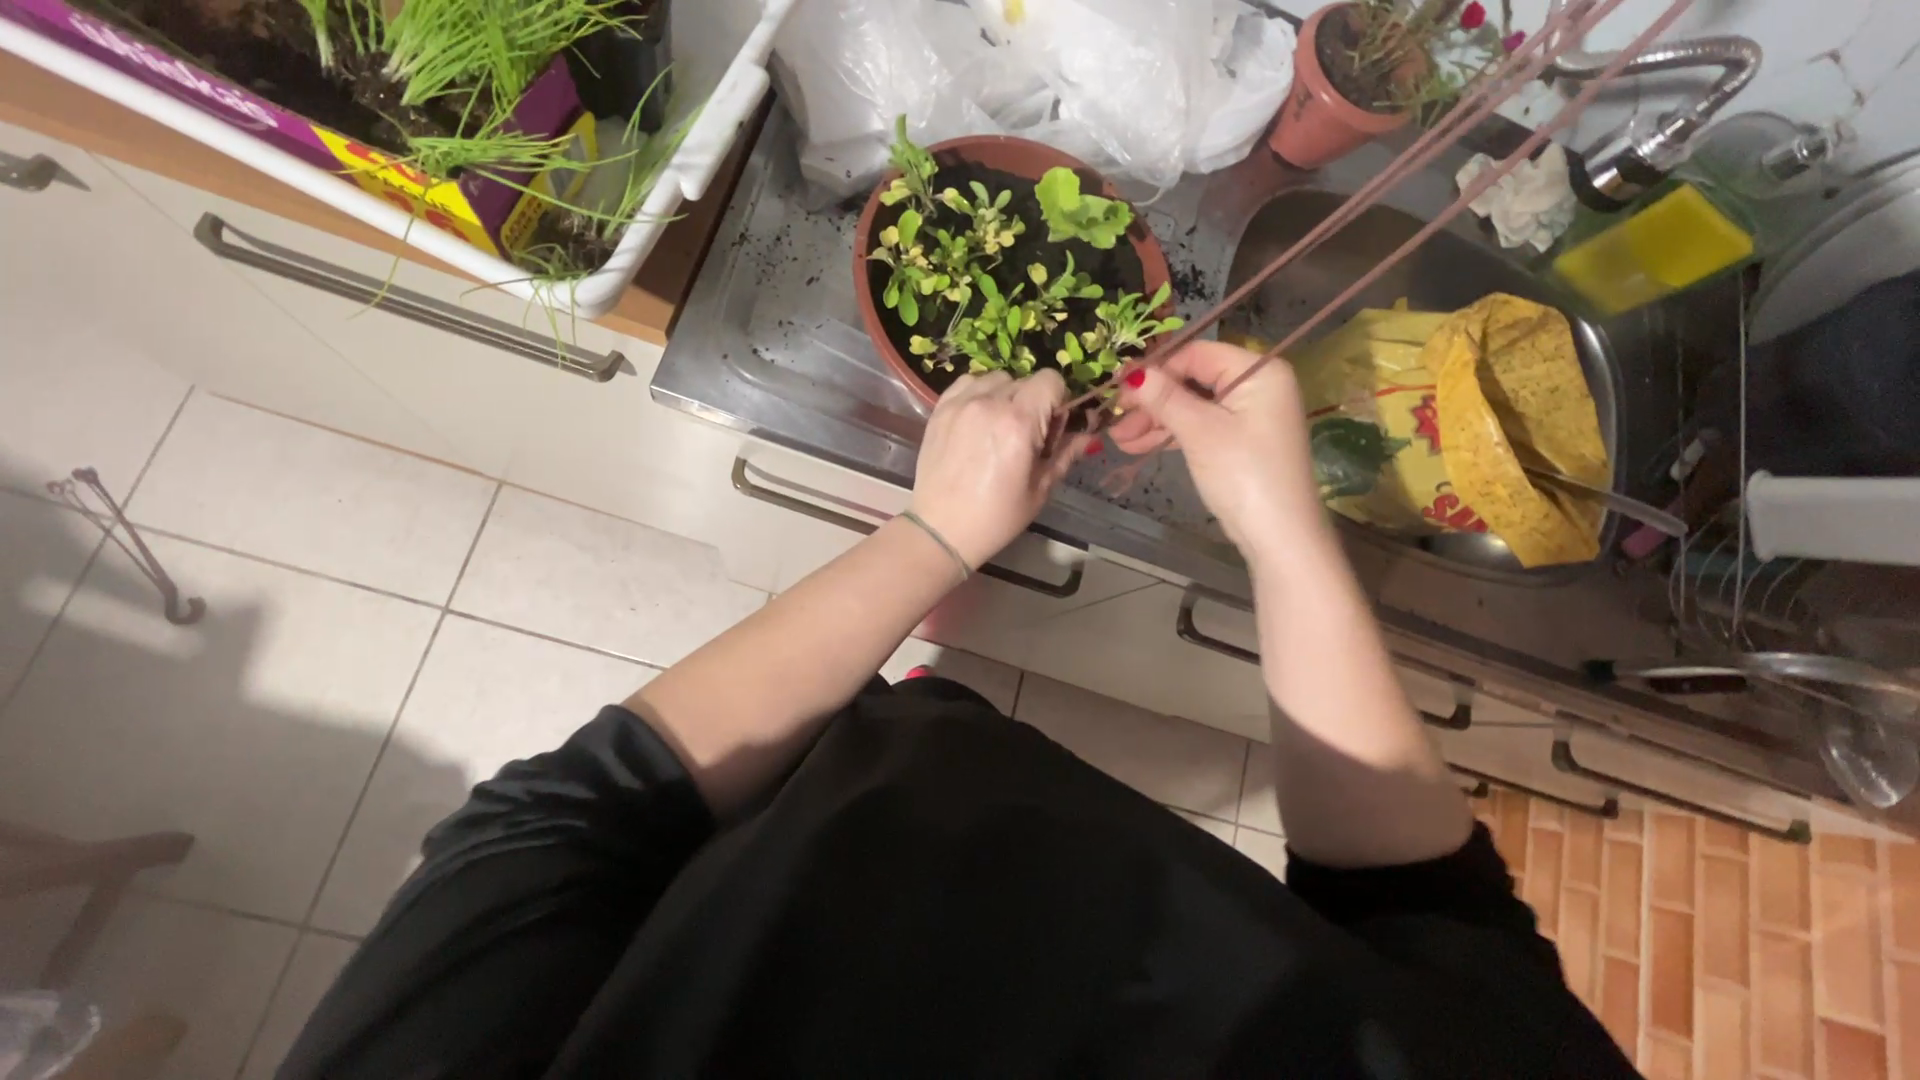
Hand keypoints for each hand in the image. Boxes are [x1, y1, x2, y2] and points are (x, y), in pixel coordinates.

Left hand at [912, 370, 1087, 567]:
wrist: (941, 530)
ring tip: (1000, 426)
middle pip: (1026, 380)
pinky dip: (979, 393)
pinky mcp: (940, 408)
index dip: (1059, 400)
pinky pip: (968, 382)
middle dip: (1034, 402)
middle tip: (1028, 435)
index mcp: (1019, 423)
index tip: (1053, 425)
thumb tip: (1088, 433)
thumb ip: (1065, 454)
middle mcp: (989, 403)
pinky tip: (979, 418)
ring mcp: (961, 403)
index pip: (1051, 381)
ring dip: (1006, 395)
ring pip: (996, 378)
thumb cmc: (996, 517)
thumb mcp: (1040, 490)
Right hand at [1108, 342, 1325, 569]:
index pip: (1196, 354)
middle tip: (1114, 420)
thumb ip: (1164, 398)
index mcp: (1258, 371)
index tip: (1118, 388)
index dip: (1155, 369)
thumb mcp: (1199, 432)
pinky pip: (1200, 426)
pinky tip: (1139, 446)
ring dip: (1154, 420)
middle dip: (1151, 400)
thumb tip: (1132, 372)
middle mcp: (1257, 384)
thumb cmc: (1243, 475)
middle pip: (1192, 380)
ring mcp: (1249, 414)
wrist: (1279, 536)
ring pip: (1192, 405)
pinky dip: (1172, 435)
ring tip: (1118, 440)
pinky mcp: (1240, 440)